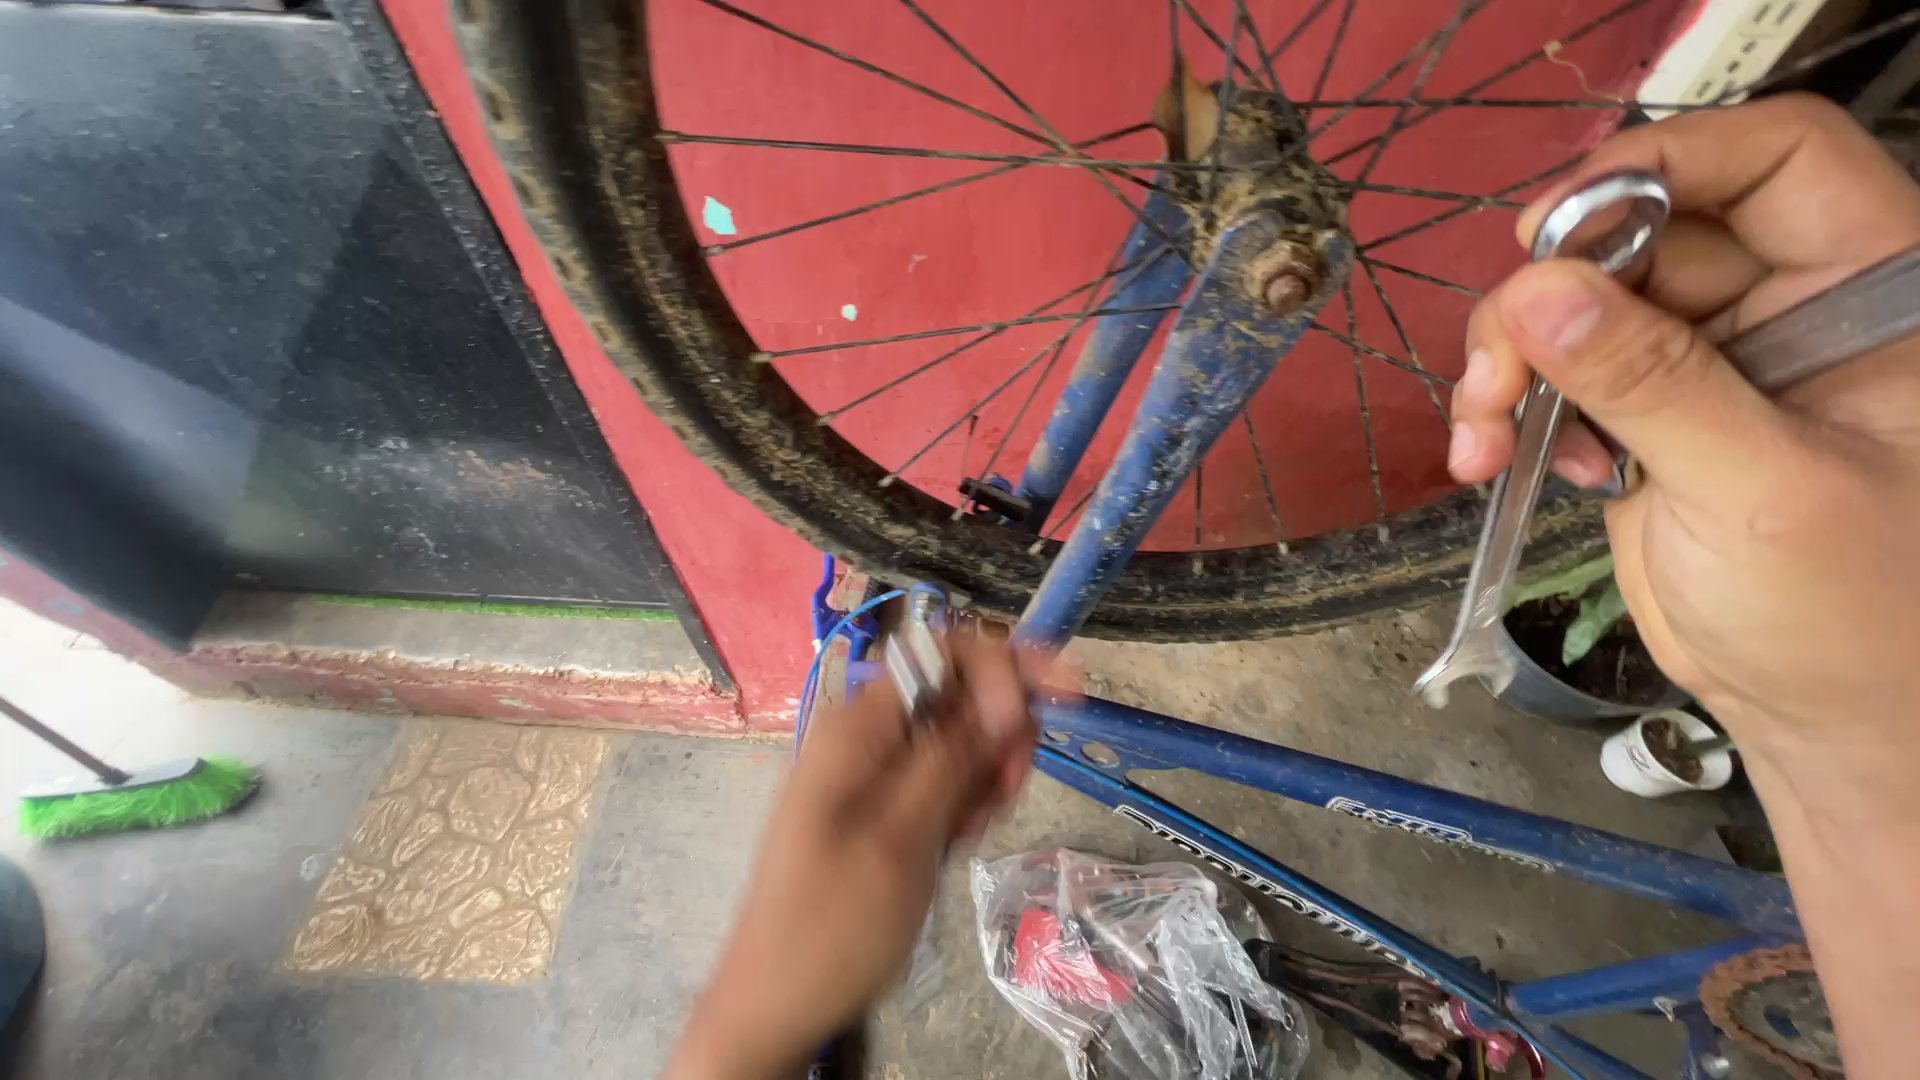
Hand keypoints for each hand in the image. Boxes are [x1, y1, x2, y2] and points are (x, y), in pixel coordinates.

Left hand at [665, 634, 1040, 1079]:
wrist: (775, 1003)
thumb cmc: (834, 923)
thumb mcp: (904, 837)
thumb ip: (954, 756)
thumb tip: (1006, 691)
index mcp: (859, 724)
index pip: (942, 653)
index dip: (1001, 666)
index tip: (1045, 708)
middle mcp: (864, 732)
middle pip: (956, 694)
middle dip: (997, 731)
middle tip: (1009, 787)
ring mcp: (871, 767)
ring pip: (956, 739)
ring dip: (983, 773)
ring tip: (972, 830)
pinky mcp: (881, 800)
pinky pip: (939, 777)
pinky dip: (963, 799)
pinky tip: (960, 838)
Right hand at [1449, 95, 1919, 763]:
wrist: (1818, 705)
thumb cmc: (1849, 604)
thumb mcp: (1754, 486)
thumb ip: (1648, 382)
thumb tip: (1535, 292)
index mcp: (1862, 291)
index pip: (1770, 161)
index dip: (1657, 169)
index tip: (1545, 233)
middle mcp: (1772, 310)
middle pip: (1628, 248)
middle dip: (1535, 311)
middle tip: (1489, 387)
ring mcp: (1691, 366)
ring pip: (1565, 317)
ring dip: (1503, 374)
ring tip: (1479, 444)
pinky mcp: (1631, 418)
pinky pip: (1547, 381)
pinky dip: (1507, 417)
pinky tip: (1501, 465)